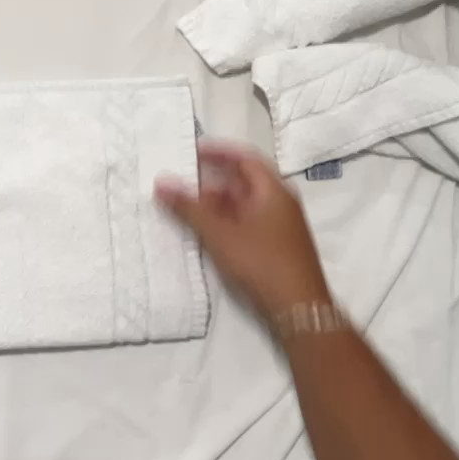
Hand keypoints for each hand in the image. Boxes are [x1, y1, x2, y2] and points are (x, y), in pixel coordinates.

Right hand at [155, 141, 332, 321]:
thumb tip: (160, 182)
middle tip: (182, 181)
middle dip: (211, 180)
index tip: (192, 151)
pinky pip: (247, 222)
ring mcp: (280, 225)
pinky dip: (225, 220)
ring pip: (243, 204)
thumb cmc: (260, 262)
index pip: (244, 158)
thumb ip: (188, 208)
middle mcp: (280, 203)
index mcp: (273, 191)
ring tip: (186, 207)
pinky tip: (205, 232)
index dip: (218, 152)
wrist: (298, 308)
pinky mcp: (275, 246)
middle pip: (243, 181)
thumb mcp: (219, 233)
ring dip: (216, 203)